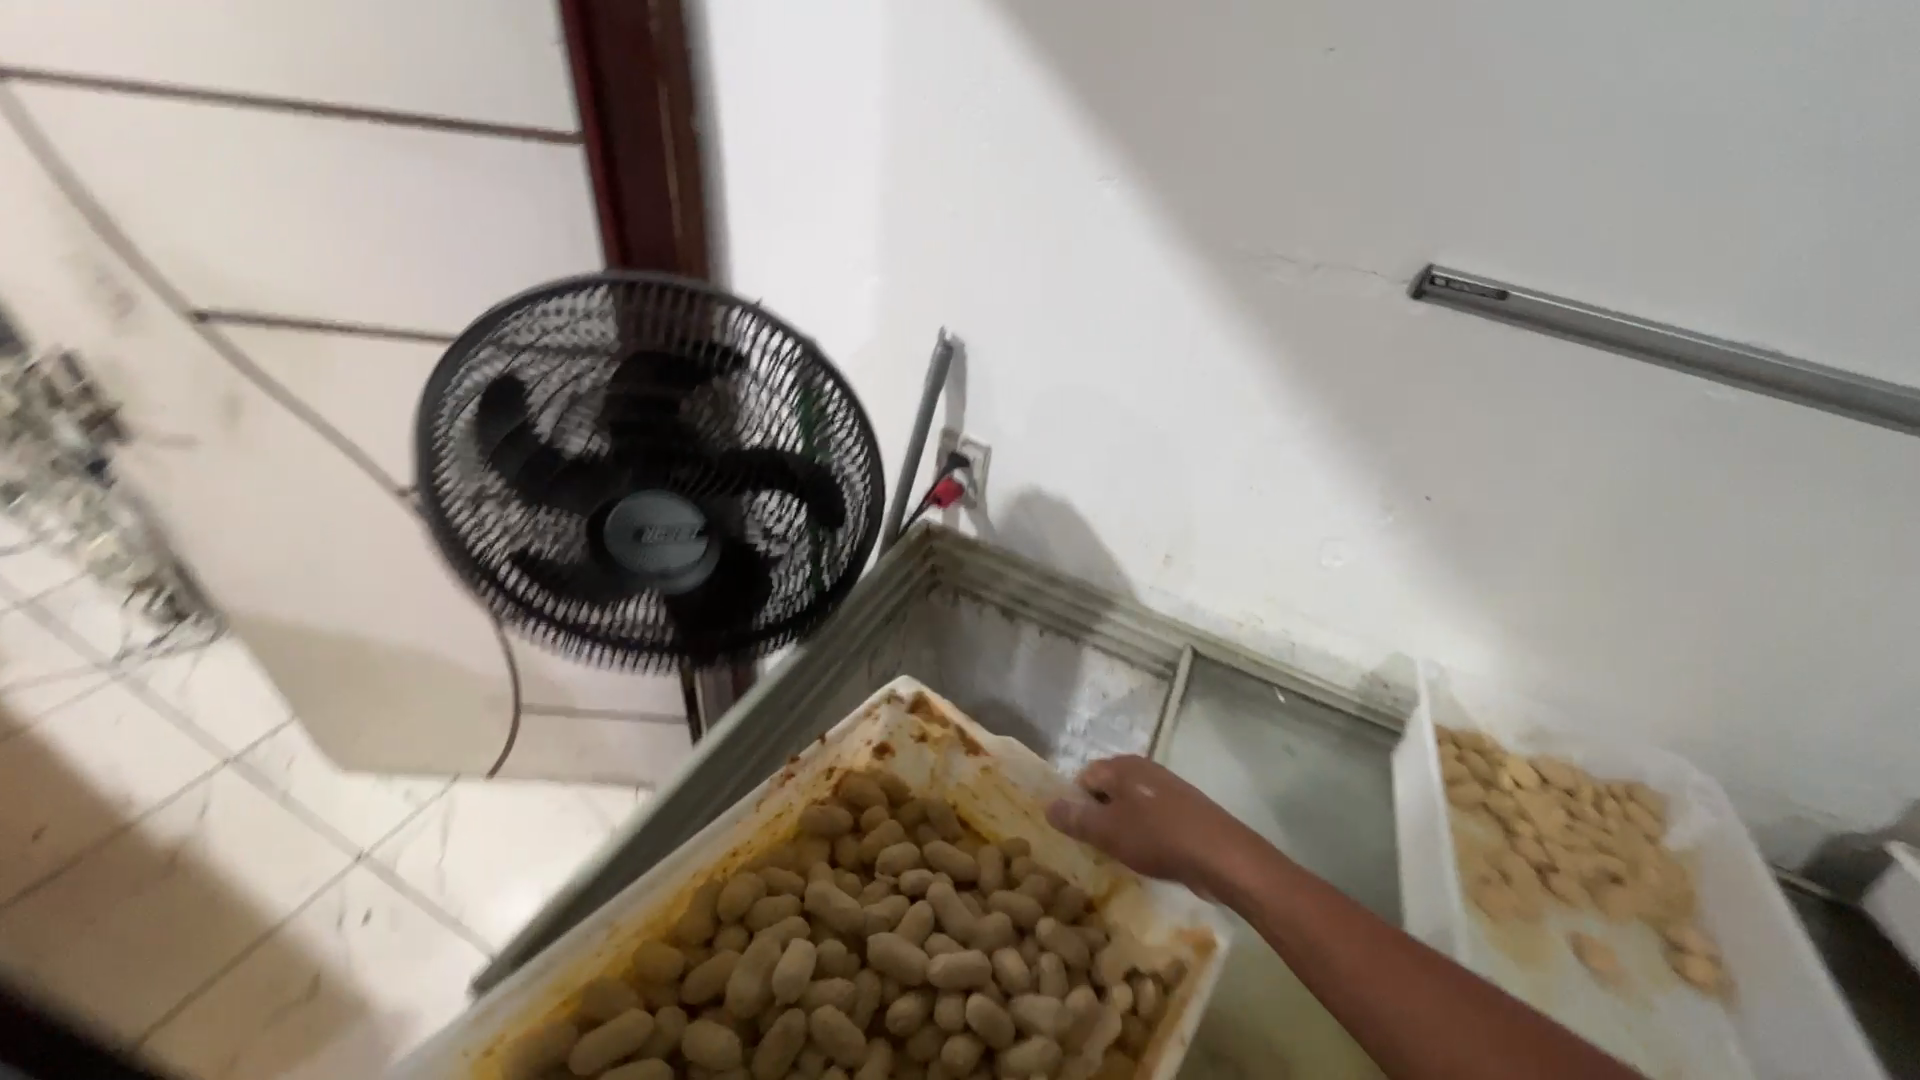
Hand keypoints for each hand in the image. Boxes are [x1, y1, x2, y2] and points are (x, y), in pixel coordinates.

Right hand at [1046, 755, 1252, 893]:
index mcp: (1123, 766)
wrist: (1221, 856)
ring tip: (1119, 855)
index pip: (1084, 777)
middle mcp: (1144, 769)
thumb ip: (1075, 818)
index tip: (1075, 833)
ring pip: (1130, 806)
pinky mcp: (1185, 810)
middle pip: (1107, 790)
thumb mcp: (1107, 831)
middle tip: (1093, 847)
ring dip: (1121, 828)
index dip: (1075, 804)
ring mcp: (1167, 789)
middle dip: (1098, 816)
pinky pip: (1152, 818)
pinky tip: (1147, 857)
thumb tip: (1048, 806)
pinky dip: (1144, 835)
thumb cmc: (1157, 837)